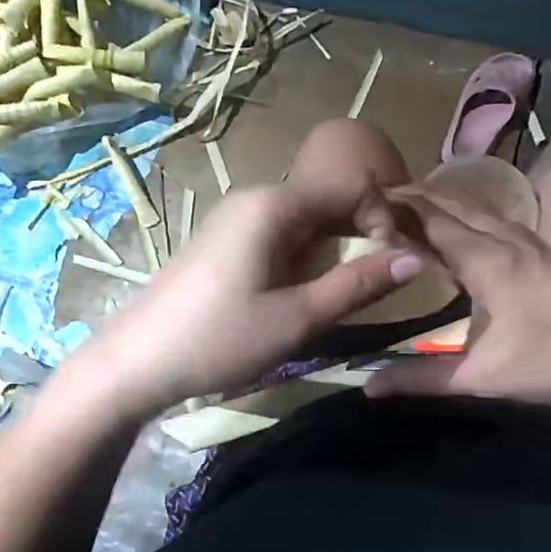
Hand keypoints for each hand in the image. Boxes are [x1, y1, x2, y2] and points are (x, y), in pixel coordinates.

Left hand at [66, 185, 421, 416]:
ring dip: (328, 257)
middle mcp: (252, 199)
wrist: (136, 361)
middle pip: (325, 206)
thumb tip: (415, 258)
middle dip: (357, 242)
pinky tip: (295, 299)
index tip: (396, 266)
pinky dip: (298, 263)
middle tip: (372, 289)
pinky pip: (274, 241)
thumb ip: (357, 285)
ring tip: (335, 300)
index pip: (350, 190)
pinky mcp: (219, 244)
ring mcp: (231, 220)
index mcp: (273, 204)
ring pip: (301, 227)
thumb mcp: (296, 318)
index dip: (382, 222)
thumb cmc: (219, 338)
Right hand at [367, 189, 550, 407]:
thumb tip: (367, 385)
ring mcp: (524, 238)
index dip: (394, 210)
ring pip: (469, 205)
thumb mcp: (484, 378)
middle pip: (448, 203)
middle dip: (406, 198)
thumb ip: (422, 379)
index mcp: (488, 263)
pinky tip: (443, 224)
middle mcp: (504, 239)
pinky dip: (454, 212)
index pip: (431, 220)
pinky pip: (485, 216)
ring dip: (431, 201)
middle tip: (367, 204)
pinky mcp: (535, 246)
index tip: (359, 209)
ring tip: (395, 208)